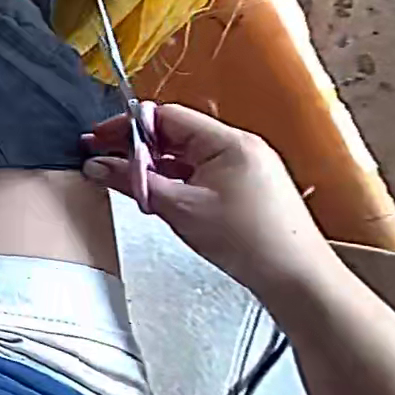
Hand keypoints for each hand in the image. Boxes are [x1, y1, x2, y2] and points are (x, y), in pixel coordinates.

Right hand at [82, 102, 340, 298]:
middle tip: (102, 157)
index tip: (100, 138)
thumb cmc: (249, 241)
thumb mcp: (178, 207)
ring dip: (152, 165)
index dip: (128, 126)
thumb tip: (98, 166)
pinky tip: (154, 193)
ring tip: (123, 179)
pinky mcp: (242, 185)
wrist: (295, 277)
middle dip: (135, 146)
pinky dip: (171, 179)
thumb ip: (133, 182)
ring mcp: (243, 166)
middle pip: (173, 134)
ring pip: (183, 154)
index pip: (166, 117)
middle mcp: (238, 147)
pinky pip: (197, 171)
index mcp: (227, 142)